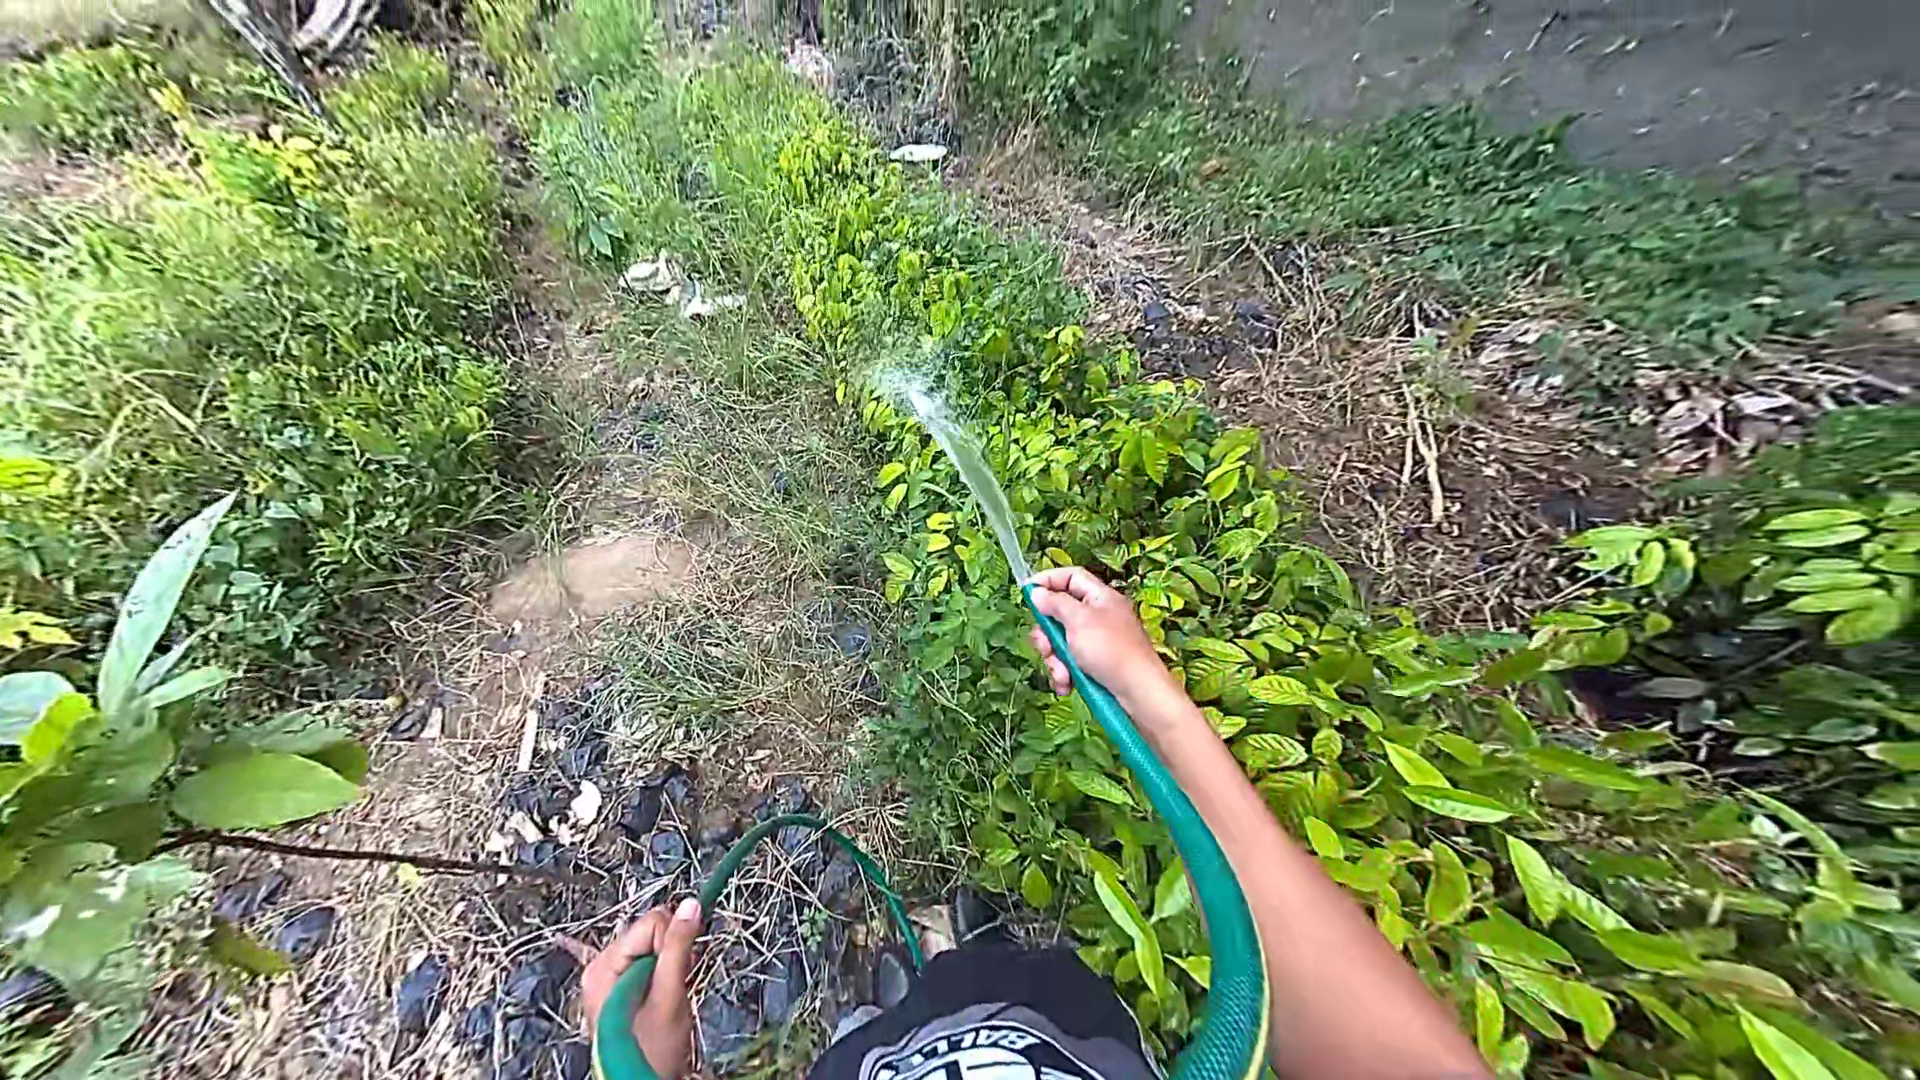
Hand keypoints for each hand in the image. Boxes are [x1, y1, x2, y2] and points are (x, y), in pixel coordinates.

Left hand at [560, 898, 703, 1078]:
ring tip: (669, 991)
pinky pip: (653, 954)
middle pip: (654, 927)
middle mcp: (602, 963)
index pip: (653, 922)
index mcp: (604, 966)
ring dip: (672, 960)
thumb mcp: (669, 996)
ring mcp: (611, 972)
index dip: (672, 942)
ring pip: (657, 939)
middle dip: (672, 950)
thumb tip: (691, 903)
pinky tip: (665, 990)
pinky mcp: (623, 980)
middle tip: (673, 984)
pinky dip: (667, 967)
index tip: (674, 973)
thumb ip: (678, 947)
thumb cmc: (652, 1051)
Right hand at [1026, 566, 1176, 710]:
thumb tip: (1037, 592)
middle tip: (1045, 646)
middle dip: (1047, 632)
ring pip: (1062, 641)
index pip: (1070, 576)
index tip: (1027, 592)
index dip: (1047, 580)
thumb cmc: (1111, 650)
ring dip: (1055, 658)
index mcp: (1100, 597)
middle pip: (1060, 613)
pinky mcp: (1097, 664)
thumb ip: (1055, 603)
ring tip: (1061, 672)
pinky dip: (1065, 673)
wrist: (1139, 693)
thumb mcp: (1078, 620)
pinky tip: (1067, 684)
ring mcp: (1098, 641)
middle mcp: (1099, 616)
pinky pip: (1070, 662)